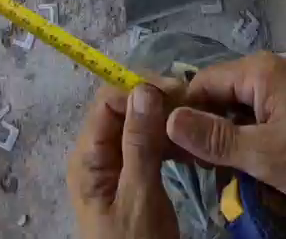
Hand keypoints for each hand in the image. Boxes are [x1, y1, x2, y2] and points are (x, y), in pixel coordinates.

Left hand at [67, 83, 180, 238]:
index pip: (108, 101)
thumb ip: (139, 144)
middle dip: (158, 102)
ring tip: (197, 125)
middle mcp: (97, 154)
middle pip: (124, 109)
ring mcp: (115, 165)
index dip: (140, 89)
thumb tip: (143, 88)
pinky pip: (148, 146)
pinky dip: (169, 142)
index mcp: (88, 155)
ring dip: (167, 122)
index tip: (178, 94)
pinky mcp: (133, 178)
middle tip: (194, 108)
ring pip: (139, 126)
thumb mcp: (138, 197)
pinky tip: (191, 146)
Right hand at [164, 52, 285, 211]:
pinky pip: (256, 116)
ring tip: (212, 170)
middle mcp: (267, 70)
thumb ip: (215, 138)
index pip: (202, 82)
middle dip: (203, 126)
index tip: (167, 143)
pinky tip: (240, 165)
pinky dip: (245, 138)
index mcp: (258, 71)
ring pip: (237, 108)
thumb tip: (168, 118)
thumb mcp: (264, 155)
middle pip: (218, 93)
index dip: (183, 112)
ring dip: (225, 136)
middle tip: (188, 163)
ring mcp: (283, 87)